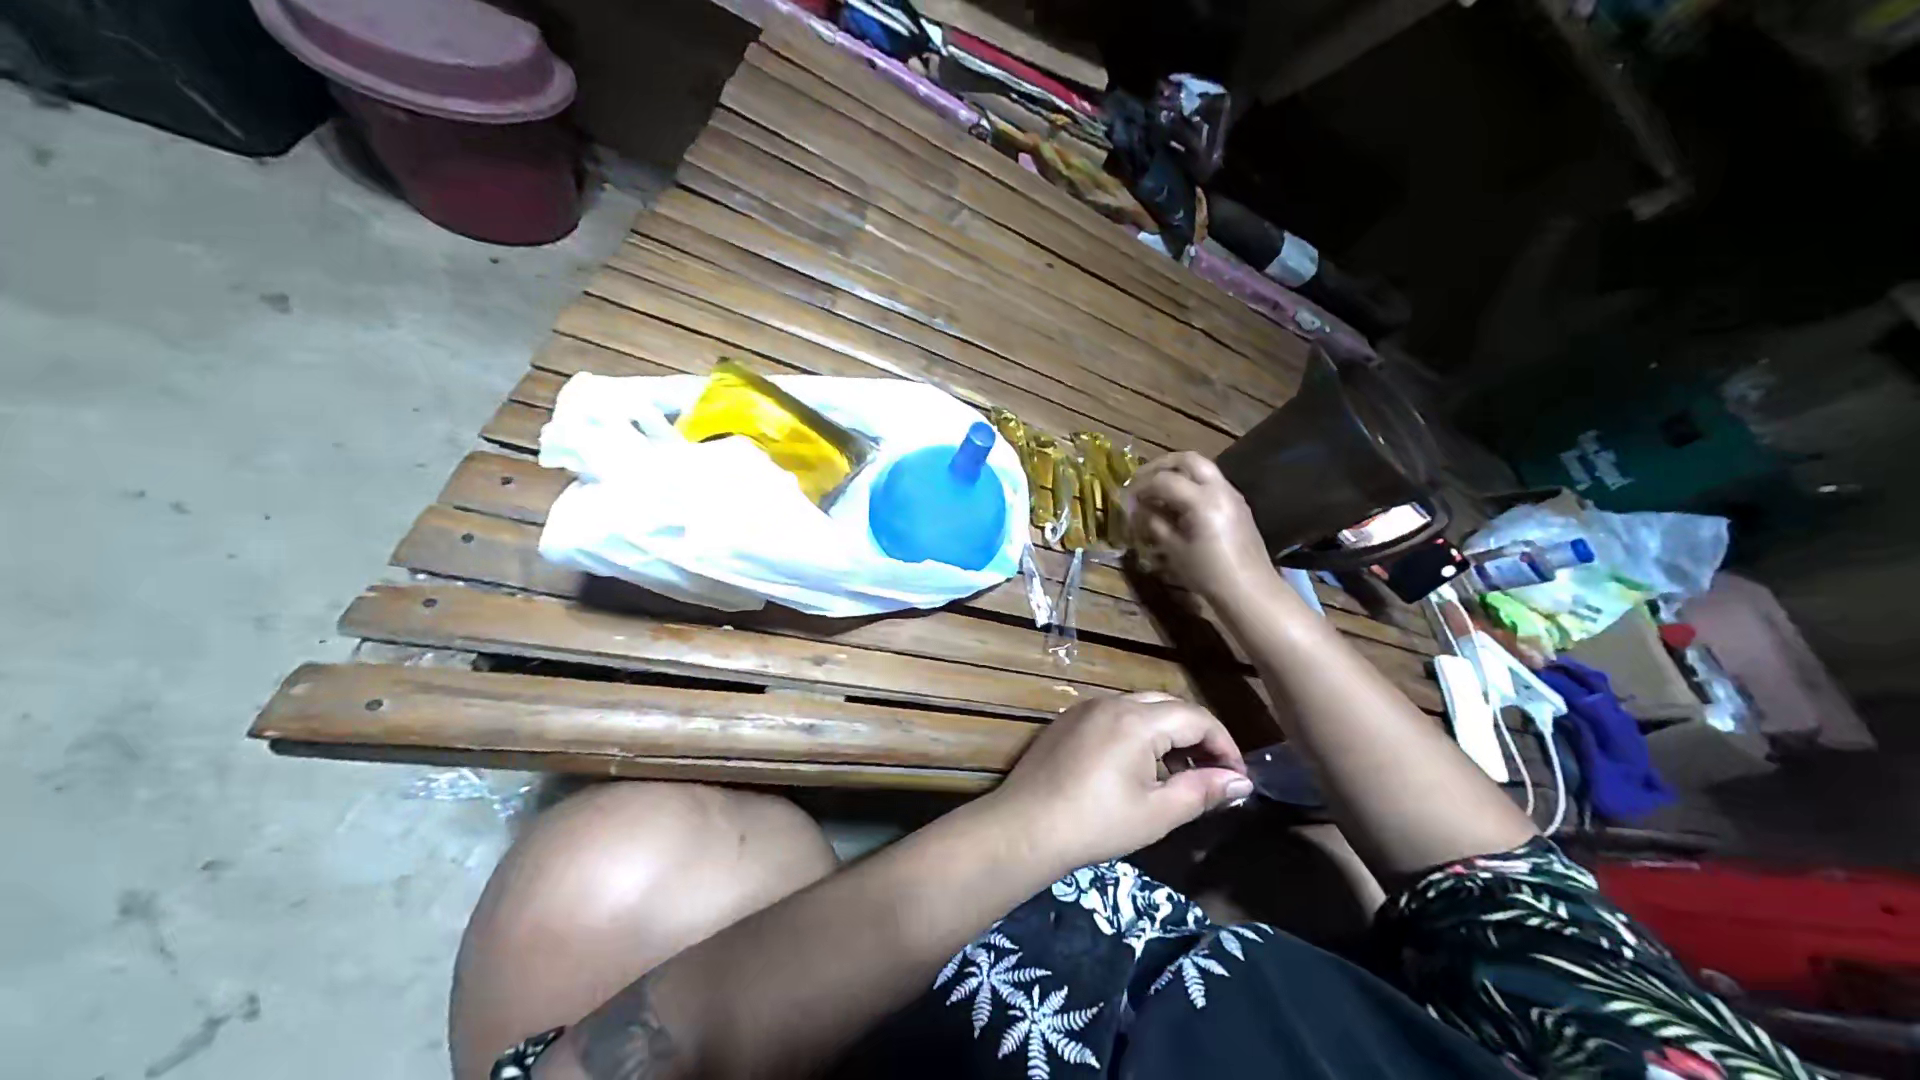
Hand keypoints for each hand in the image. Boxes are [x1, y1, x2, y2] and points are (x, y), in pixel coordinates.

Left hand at [981, 693, 1251, 871]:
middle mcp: (1112, 703)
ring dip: (1167, 734)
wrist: (1025, 827)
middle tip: (1212, 774)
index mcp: (1138, 719)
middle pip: (1169, 706)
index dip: (1224, 745)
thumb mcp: (1158, 812)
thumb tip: (1241, 782)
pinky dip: (1136, 733)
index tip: (1236, 778)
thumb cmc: (1097, 823)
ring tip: (1177, 774)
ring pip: (1140, 708)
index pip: (1197, 717)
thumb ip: (1203, 791)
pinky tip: (1137, 767)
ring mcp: (1085, 709)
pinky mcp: (1067, 721)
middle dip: (1197, 736)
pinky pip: (1113, 715)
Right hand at [1125, 452, 1271, 597]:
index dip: (1141, 487)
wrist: (1250, 591)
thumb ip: (1154, 523)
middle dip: (1160, 465)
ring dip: (1177, 472)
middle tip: (1141, 479)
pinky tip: (1178, 503)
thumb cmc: (1208, 574)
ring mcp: (1232, 494)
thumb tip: (1138, 509)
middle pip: (1187, 460)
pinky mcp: (1238, 504)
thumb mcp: (1174, 550)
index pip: (1164, 480)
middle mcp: (1219, 489)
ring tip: (1157, 490)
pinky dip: (1191, 483)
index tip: (1127, 498)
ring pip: (1202, 467)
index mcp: (1202, 500)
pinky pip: (1211, 482)